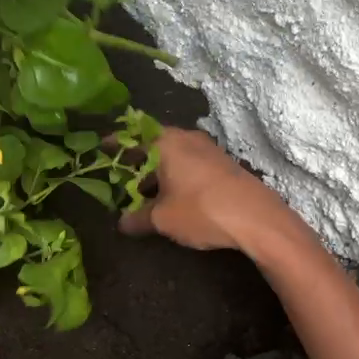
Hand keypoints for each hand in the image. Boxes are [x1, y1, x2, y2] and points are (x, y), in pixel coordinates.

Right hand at [117, 128, 300, 252]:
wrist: (257, 218)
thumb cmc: (201, 210)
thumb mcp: (162, 219)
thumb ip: (138, 218)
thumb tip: (122, 223)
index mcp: (167, 142)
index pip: (134, 135)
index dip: (117, 142)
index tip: (102, 147)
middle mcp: (188, 139)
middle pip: (155, 144)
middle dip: (138, 160)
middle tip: (122, 175)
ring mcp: (209, 151)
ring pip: (175, 155)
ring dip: (159, 171)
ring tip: (145, 193)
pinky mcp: (224, 166)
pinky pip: (191, 165)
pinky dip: (177, 176)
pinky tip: (174, 198)